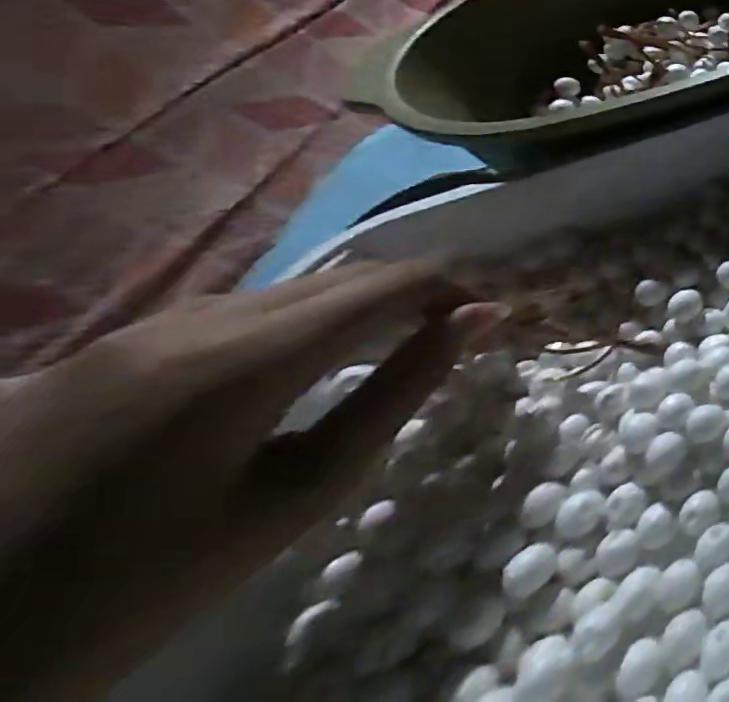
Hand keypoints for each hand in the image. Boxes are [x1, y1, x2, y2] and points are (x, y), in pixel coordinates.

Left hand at [0, 261, 508, 700]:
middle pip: (344, 277)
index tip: (496, 319)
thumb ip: (401, 390)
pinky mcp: (103, 349)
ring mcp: (139, 329)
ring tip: (395, 346)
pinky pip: (234, 313)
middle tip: (461, 333)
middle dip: (415, 294)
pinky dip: (298, 323)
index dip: (456, 289)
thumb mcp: (303, 490)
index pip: (391, 282)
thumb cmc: (153, 579)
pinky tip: (302, 363)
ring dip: (358, 307)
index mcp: (248, 356)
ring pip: (290, 290)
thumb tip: (483, 318)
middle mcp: (195, 320)